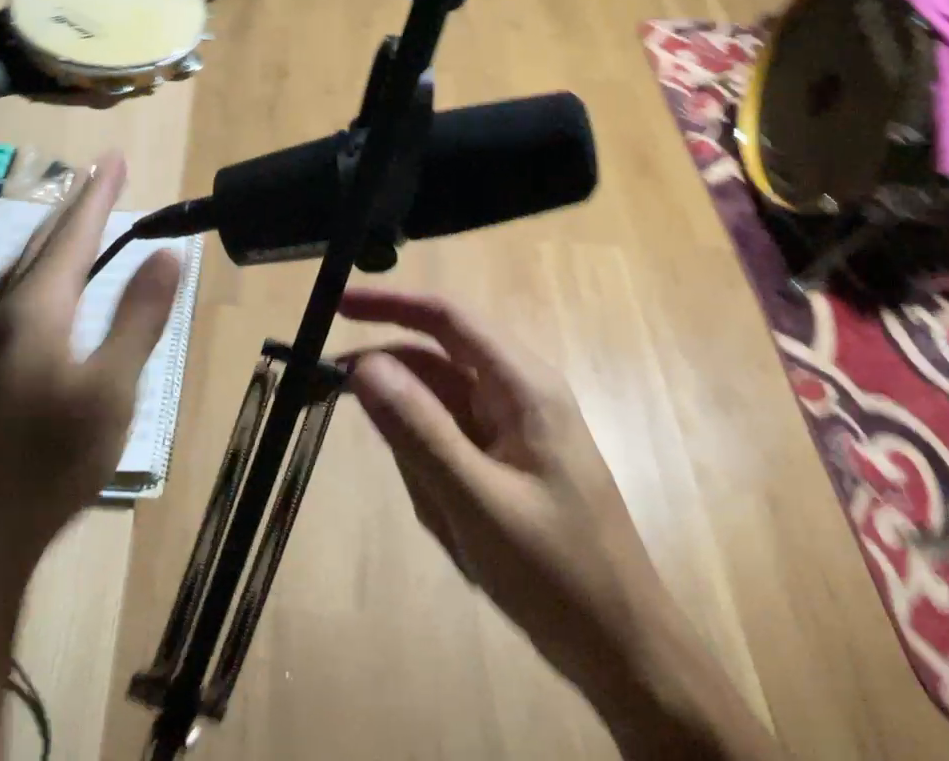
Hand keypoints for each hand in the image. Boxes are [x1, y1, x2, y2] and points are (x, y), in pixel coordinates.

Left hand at [0, 152, 181, 538]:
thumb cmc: (53, 457)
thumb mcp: (111, 387)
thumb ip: (138, 318)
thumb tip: (167, 253)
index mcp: (38, 309)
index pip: (74, 236)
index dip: (98, 196)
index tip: (115, 158)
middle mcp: (13, 314)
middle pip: (46, 246)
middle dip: (78, 208)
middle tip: (103, 176)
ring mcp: (1, 344)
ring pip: (32, 271)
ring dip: (61, 238)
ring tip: (85, 219)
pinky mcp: (2, 370)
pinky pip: (30, 295)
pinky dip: (53, 271)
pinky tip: (61, 292)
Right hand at [340, 288, 781, 759]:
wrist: (618, 644)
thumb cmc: (555, 571)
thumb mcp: (475, 501)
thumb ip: (417, 431)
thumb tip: (364, 365)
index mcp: (524, 387)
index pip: (448, 320)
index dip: (390, 304)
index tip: (334, 305)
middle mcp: (519, 396)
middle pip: (435, 366)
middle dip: (390, 389)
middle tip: (330, 407)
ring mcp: (514, 432)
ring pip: (437, 415)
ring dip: (418, 457)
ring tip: (443, 517)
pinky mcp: (507, 465)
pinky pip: (451, 451)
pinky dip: (432, 479)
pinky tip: (455, 529)